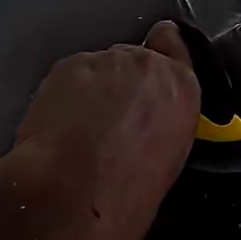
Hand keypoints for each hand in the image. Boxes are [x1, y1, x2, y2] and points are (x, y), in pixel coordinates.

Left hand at [0, 21, 200, 239]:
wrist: (72, 192)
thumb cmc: (125, 194)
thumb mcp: (169, 160)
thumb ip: (161, 123)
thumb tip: (141, 124)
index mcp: (180, 88)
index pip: (174, 45)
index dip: (161, 52)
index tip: (149, 64)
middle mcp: (144, 64)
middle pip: (131, 59)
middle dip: (120, 82)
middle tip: (106, 118)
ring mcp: (102, 61)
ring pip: (98, 68)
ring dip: (90, 89)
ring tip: (79, 130)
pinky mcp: (66, 66)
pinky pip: (70, 75)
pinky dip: (64, 94)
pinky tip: (60, 125)